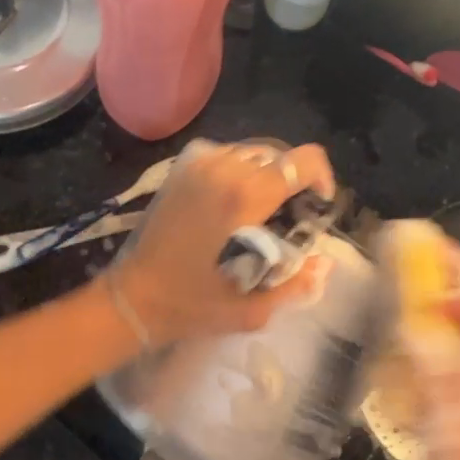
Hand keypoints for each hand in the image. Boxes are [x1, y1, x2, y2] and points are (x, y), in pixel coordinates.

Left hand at [105, 140, 335, 345]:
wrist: (135, 297)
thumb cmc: (193, 304)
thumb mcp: (253, 307)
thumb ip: (297, 283)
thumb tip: (324, 263)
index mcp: (246, 196)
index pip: (303, 161)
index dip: (321, 178)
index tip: (317, 207)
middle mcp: (224, 170)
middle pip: (280, 154)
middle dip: (294, 180)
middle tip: (290, 216)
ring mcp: (199, 166)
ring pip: (252, 152)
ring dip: (267, 175)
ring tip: (263, 210)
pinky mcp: (181, 170)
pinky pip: (225, 156)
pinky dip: (240, 171)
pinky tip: (234, 203)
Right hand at [416, 247, 459, 459]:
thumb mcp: (448, 427)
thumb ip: (438, 373)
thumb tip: (420, 321)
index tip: (429, 260)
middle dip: (456, 275)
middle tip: (416, 251)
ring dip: (446, 296)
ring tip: (410, 276)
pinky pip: (453, 346)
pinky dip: (434, 326)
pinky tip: (407, 328)